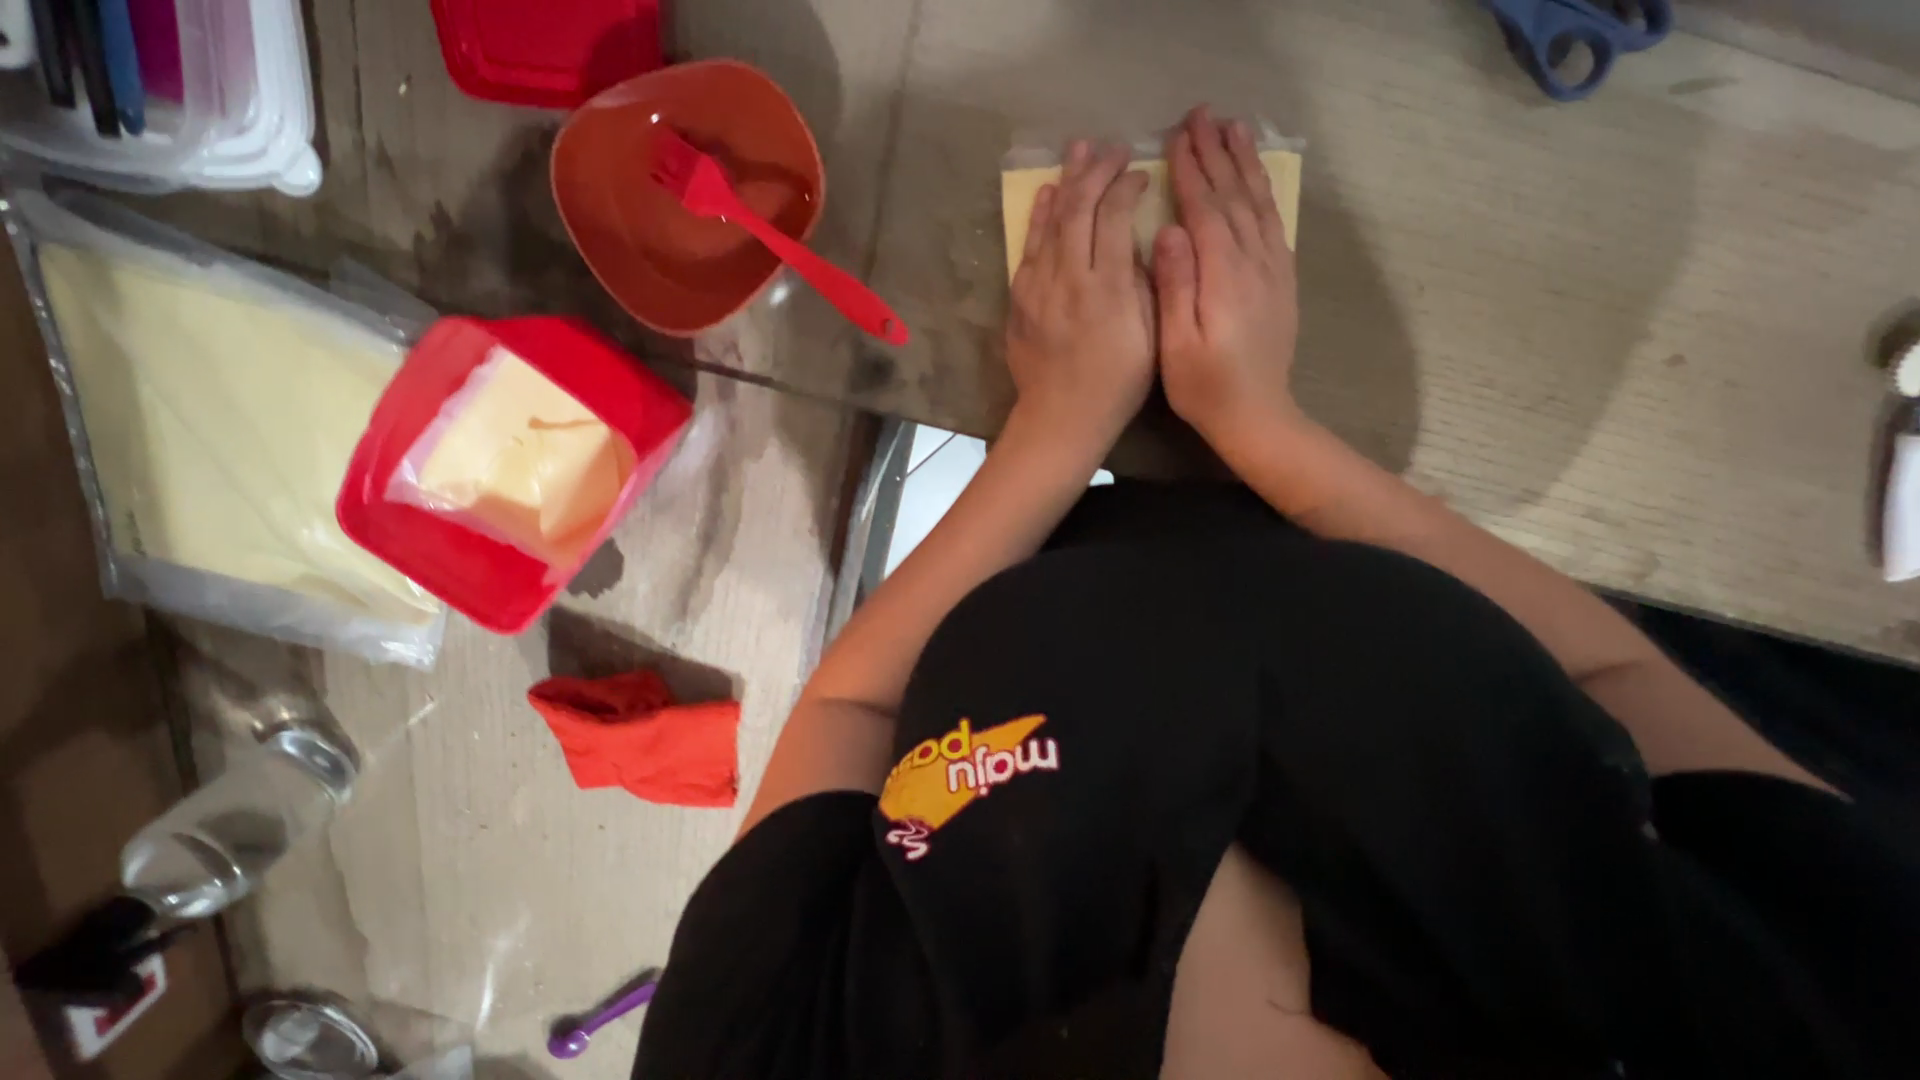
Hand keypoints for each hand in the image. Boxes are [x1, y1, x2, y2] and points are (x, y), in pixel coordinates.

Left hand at [1004, 141, 1155, 456]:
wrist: (1061, 417)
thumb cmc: (1117, 384)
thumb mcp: (1150, 337)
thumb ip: (1146, 285)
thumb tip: (1141, 242)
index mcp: (1108, 288)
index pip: (1115, 216)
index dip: (1128, 186)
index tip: (1141, 174)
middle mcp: (1070, 278)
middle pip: (1080, 208)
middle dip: (1098, 171)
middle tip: (1113, 149)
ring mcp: (1039, 286)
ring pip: (1051, 221)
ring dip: (1067, 182)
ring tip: (1080, 150)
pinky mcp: (1020, 298)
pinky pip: (1029, 246)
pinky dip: (1040, 217)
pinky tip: (1049, 195)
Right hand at [1154, 106, 1302, 450]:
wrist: (1258, 416)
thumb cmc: (1206, 387)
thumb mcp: (1177, 344)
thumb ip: (1175, 286)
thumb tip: (1169, 231)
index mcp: (1224, 276)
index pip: (1205, 209)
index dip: (1190, 170)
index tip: (1175, 136)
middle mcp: (1255, 263)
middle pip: (1235, 196)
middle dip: (1217, 153)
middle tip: (1202, 115)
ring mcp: (1274, 271)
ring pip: (1259, 204)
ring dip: (1245, 164)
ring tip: (1234, 129)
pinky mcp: (1282, 282)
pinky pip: (1274, 224)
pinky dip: (1263, 194)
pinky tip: (1256, 181)